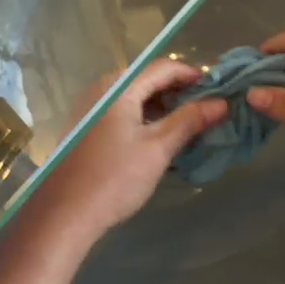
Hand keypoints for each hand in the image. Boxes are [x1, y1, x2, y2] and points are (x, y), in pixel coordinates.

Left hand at [20, 59, 226, 247]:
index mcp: (118, 86)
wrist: (63, 216)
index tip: (217, 89)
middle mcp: (101, 89)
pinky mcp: (84, 128)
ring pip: (134, 97)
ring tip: (187, 126)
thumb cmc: (114, 177)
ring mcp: (89, 108)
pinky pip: (120, 111)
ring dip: (161, 107)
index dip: (192, 75)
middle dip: (178, 92)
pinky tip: (158, 139)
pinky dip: (143, 118)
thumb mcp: (158, 148)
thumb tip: (221, 103)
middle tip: (205, 110)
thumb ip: (190, 121)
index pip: (162, 67)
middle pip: (147, 79)